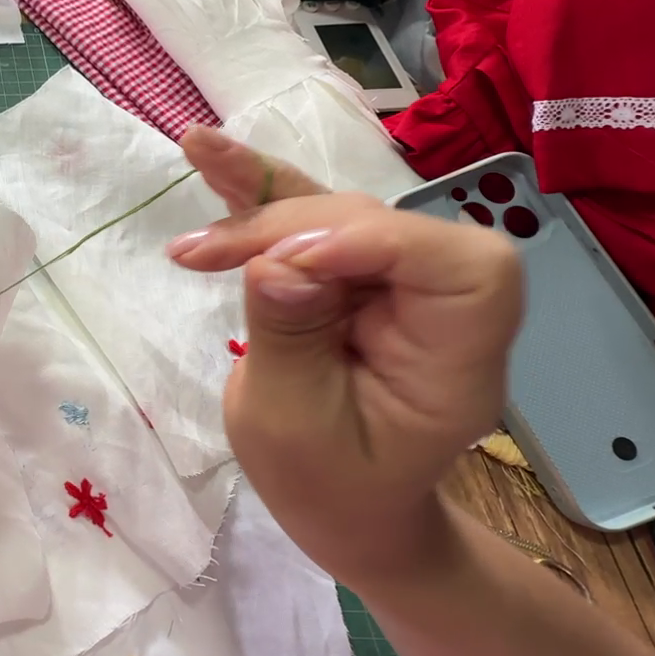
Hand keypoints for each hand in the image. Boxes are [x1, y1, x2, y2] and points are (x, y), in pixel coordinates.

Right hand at [169, 127, 523, 586]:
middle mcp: (435, 307)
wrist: (340, 503)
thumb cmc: (322, 483)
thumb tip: (275, 260)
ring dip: (263, 193)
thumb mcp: (291, 423)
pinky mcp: (342, 274)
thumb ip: (289, 338)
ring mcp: (389, 285)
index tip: (278, 263)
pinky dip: (258, 187)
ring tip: (197, 154)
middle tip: (202, 253)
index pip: (457, 265)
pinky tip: (209, 152)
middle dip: (286, 224)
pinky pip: (304, 218)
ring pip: (336, 208)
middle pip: (379, 224)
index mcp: (454, 359)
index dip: (373, 241)